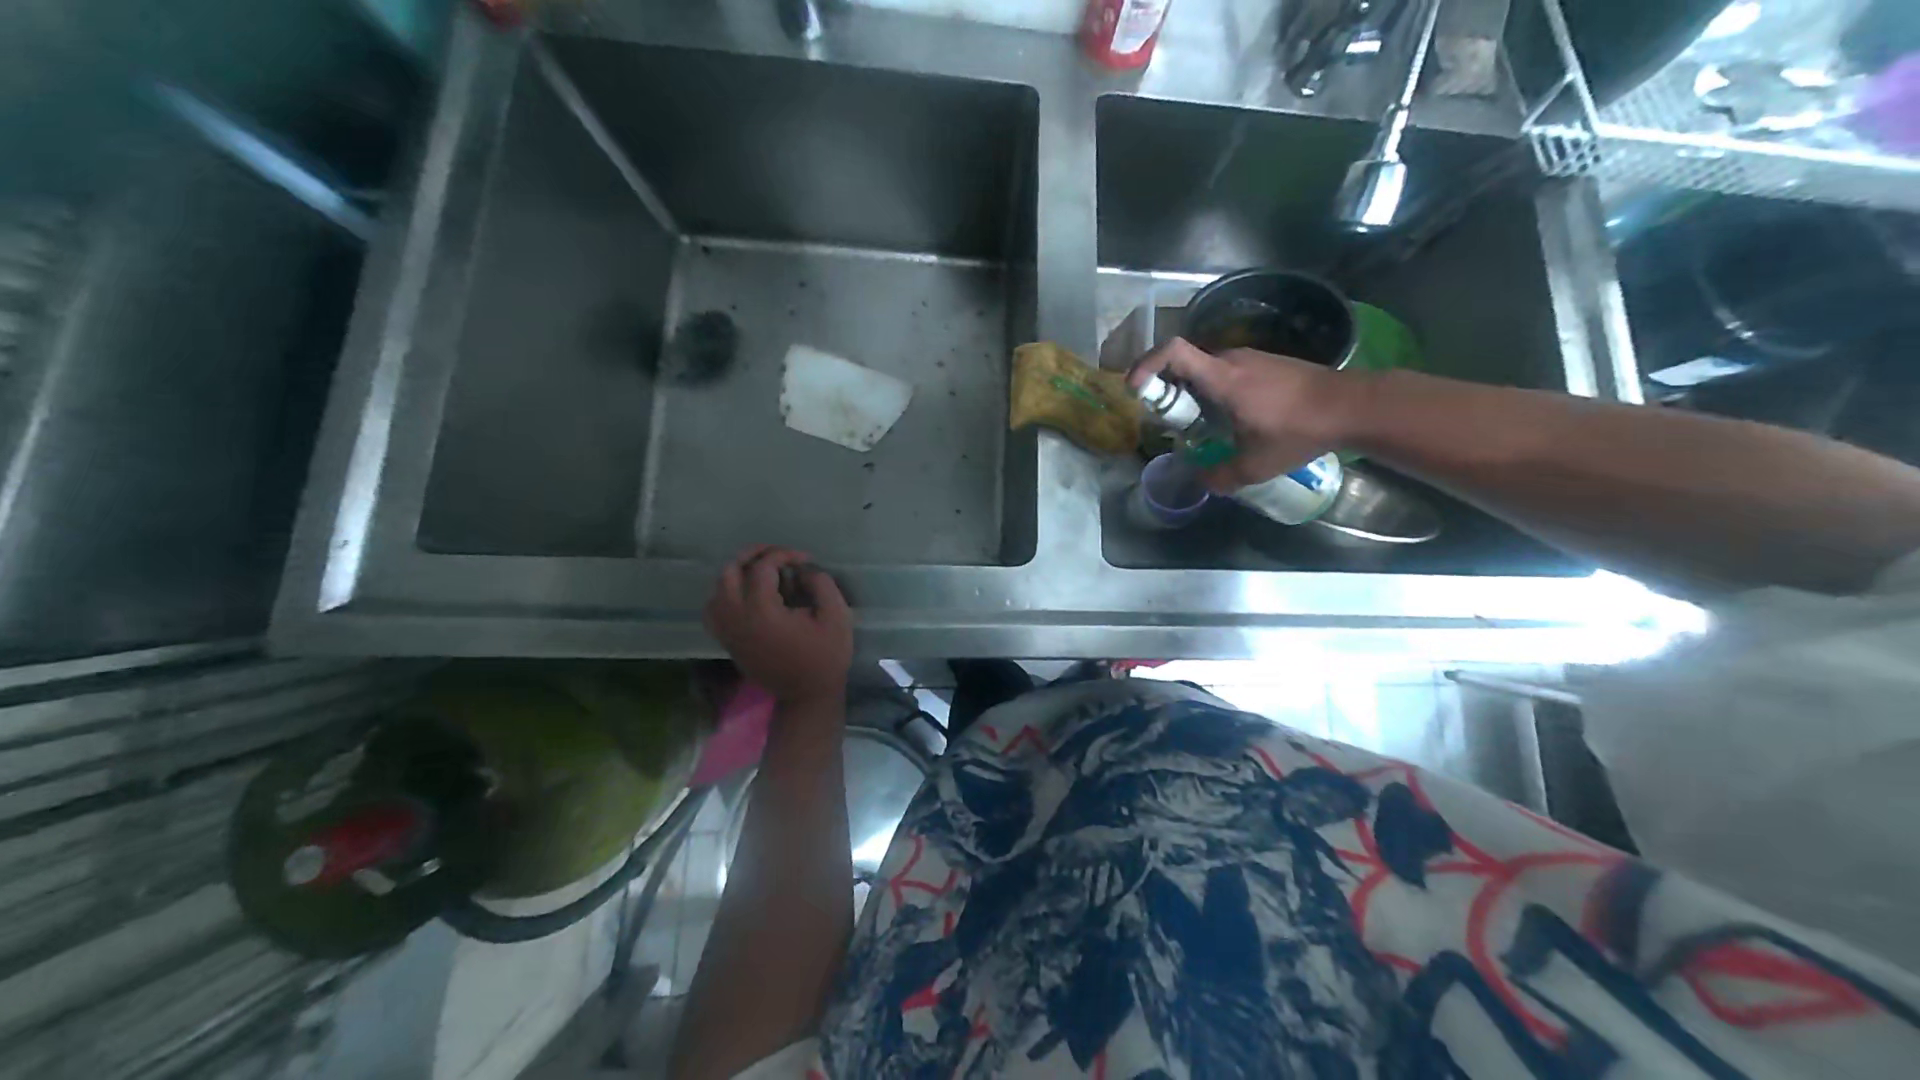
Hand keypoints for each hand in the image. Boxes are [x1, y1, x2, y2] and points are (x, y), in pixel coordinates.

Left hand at [704, 545, 852, 706]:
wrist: (807, 695)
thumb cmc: (825, 656)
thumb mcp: (837, 616)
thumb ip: (821, 583)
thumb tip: (803, 570)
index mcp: (762, 611)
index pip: (762, 567)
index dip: (783, 555)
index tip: (804, 560)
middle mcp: (737, 617)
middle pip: (730, 571)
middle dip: (754, 556)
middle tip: (777, 555)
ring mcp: (728, 631)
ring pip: (717, 589)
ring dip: (737, 573)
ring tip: (761, 571)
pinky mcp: (727, 641)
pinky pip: (713, 609)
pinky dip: (724, 595)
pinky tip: (745, 595)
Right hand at [1128, 337, 1361, 490]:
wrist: (1354, 407)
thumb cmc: (1299, 431)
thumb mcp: (1255, 465)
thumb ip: (1221, 477)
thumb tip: (1201, 484)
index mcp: (1222, 377)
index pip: (1172, 352)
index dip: (1146, 365)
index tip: (1136, 390)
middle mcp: (1233, 359)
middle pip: (1184, 363)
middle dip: (1168, 389)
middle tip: (1169, 420)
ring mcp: (1252, 358)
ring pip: (1207, 369)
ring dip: (1194, 392)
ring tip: (1200, 424)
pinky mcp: (1268, 363)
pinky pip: (1228, 372)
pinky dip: (1216, 391)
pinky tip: (1232, 419)